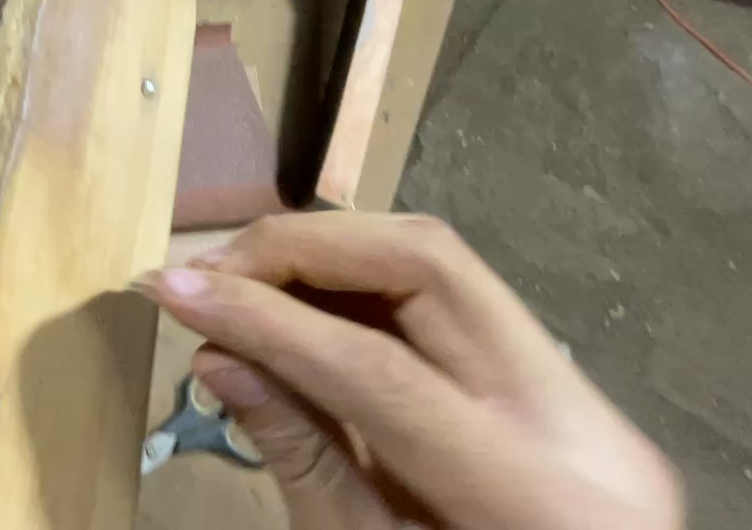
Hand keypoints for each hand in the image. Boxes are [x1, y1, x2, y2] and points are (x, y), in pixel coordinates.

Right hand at [135, 212, 681, 529]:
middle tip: (208, 272)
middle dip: (297, 247)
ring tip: (231, 280)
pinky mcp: (540, 373)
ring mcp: (569, 388)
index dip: (261, 317)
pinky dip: (337, 278)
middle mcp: (580, 422)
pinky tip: (281, 301)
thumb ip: (298, 455)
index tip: (171, 291)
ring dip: (311, 252)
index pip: (378, 368)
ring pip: (425, 254)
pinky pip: (426, 287)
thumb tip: (212, 355)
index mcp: (544, 505)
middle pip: (424, 261)